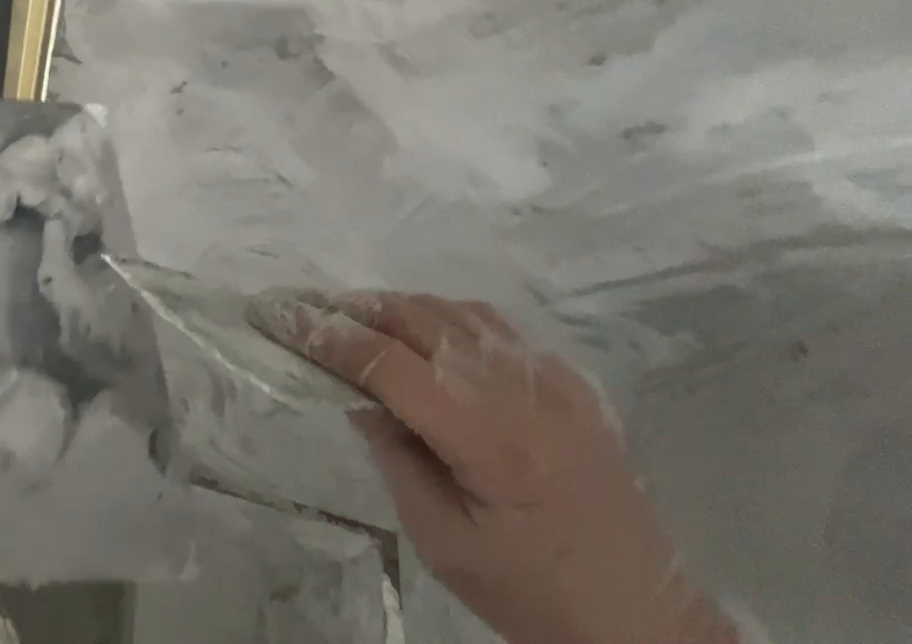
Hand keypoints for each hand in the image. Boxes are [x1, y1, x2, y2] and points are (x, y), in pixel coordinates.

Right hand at [249, 291, 737, 643]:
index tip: (274, 313)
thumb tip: (356, 395)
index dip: (324, 333)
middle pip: (419, 320)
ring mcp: (555, 383)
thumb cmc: (531, 591)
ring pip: (455, 311)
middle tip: (300, 307)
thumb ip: (394, 456)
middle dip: (351, 308)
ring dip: (394, 306)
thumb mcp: (441, 540)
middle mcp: (524, 395)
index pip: (388, 363)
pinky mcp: (574, 385)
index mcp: (489, 441)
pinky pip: (495, 326)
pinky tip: (421, 331)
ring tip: (349, 314)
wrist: (644, 621)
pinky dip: (443, 316)